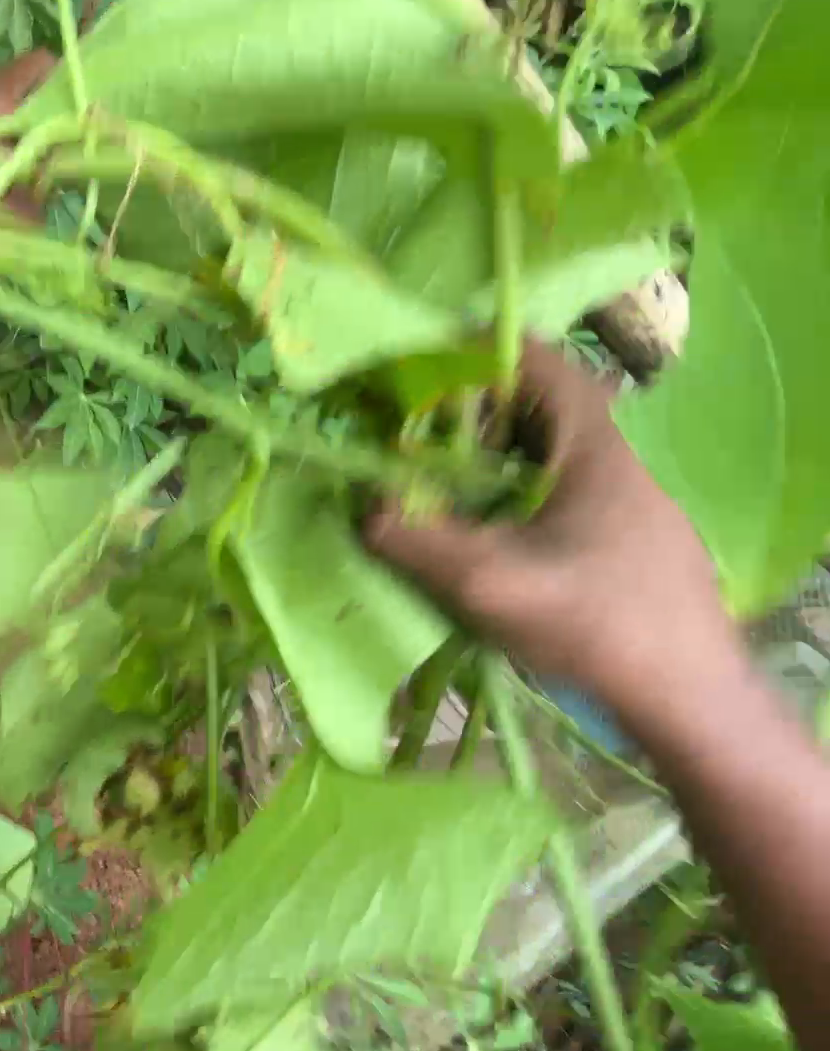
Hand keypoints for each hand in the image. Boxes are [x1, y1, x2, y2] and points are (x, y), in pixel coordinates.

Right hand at [364, 345, 735, 711]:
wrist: (686, 700)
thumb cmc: (596, 625)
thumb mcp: (487, 581)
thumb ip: (414, 539)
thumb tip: (364, 507)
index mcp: (594, 452)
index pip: (545, 367)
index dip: (484, 350)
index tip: (421, 358)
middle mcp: (611, 464)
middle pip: (534, 407)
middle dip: (466, 408)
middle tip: (406, 427)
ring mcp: (617, 502)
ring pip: (537, 451)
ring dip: (479, 452)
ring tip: (424, 475)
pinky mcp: (612, 537)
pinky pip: (542, 488)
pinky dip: (496, 487)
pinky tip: (466, 523)